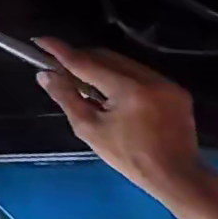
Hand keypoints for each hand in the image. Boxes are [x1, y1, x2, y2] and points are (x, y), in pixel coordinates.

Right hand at [34, 38, 208, 200]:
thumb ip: (66, 97)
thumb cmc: (128, 157)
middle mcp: (149, 79)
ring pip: (121, 62)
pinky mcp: (174, 89)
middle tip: (58, 66)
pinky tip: (108, 90)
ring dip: (97, 65)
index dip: (60, 51)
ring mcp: (165, 83)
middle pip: (105, 57)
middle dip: (79, 58)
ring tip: (80, 80)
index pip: (86, 63)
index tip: (40, 41)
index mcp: (128, 90)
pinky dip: (117, 75)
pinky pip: (137, 72)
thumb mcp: (89, 129)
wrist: (177, 177)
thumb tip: (44, 75)